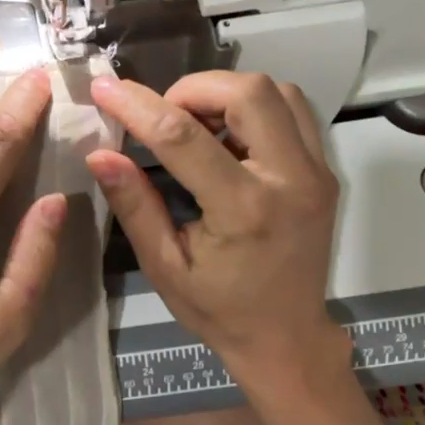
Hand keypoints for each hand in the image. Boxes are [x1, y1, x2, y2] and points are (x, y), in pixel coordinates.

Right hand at [85, 71, 348, 379]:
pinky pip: (293, 112)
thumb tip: (100, 154)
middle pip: (247, 92)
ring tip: (194, 124)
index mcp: (244, 210)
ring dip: (226, 94)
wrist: (286, 337)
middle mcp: (290, 180)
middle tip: (161, 115)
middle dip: (192, 89)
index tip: (104, 88)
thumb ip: (135, 206)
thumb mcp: (165, 266)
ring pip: (277, 92)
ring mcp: (316, 172)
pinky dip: (254, 107)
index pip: (184, 137)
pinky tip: (226, 136)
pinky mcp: (324, 171)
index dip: (138, 107)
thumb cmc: (219, 310)